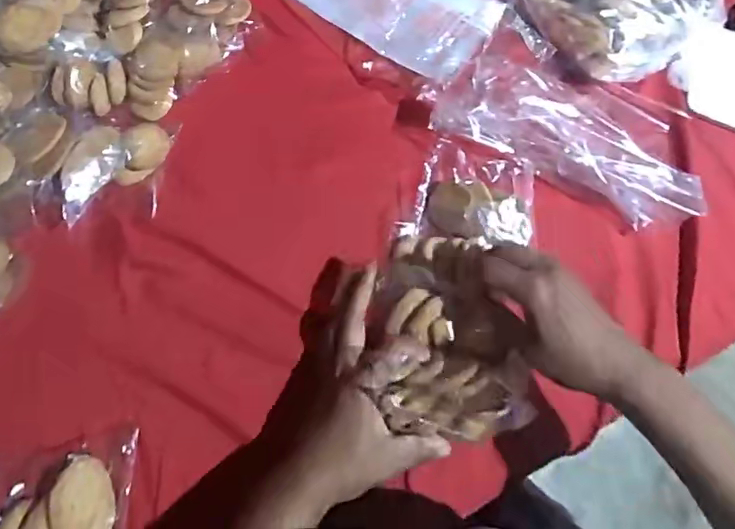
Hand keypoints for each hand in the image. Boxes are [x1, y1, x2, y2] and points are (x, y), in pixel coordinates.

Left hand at [249, 265, 450, 526]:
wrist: (288, 470)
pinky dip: (319, 315)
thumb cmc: (340, 464)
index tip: (425, 349)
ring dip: (335, 293)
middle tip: (368, 265)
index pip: (390, 351)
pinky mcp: (299, 368)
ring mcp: (314, 361)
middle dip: (359, 289)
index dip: (410, 346)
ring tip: (340, 269)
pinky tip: (321, 312)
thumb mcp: (384, 459)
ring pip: (326, 318)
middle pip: (348, 316)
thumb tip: (446, 443)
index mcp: (360, 378)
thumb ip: (415, 447)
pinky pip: (311, 332)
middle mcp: (337, 361)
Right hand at [481, 244, 661, 400]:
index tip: (460, 288)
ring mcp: (555, 265)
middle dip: (482, 262)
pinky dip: (515, 263)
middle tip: (470, 282)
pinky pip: (530, 256)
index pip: (487, 266)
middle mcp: (542, 266)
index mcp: (532, 286)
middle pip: (500, 250)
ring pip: (516, 250)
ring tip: (489, 282)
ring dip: (499, 260)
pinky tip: (513, 284)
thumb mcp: (529, 349)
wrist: (620, 362)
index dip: (470, 275)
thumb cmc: (573, 361)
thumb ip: (500, 322)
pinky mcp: (564, 270)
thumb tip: (474, 307)